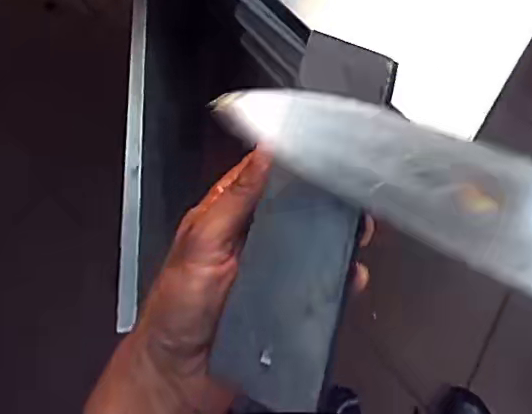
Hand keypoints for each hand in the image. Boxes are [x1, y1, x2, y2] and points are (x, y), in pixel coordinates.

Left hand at [84, 151, 373, 413]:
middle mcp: (254, 233)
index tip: (322, 153)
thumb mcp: (202, 241)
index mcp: (231, 210)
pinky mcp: (286, 298)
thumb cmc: (174, 308)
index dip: (294, 161)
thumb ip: (235, 198)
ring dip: (338, 237)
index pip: (268, 172)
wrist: (176, 379)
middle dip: (327, 200)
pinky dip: (339, 278)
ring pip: (315, 241)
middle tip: (349, 198)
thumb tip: (264, 154)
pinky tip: (349, 275)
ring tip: (357, 234)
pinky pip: (320, 283)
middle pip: (299, 204)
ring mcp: (273, 266)